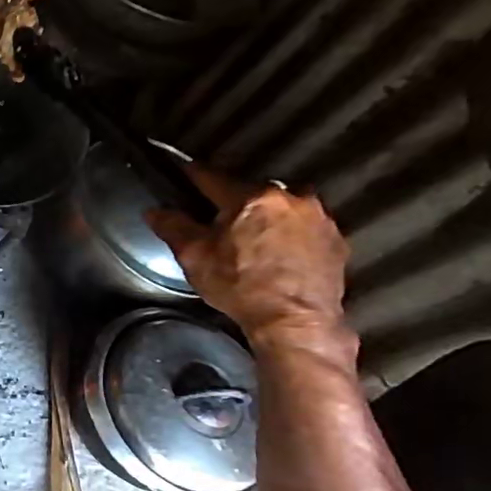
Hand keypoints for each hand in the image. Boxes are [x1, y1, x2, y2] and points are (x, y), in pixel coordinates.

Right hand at [146, 165, 352, 355]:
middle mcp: (289, 198)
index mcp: (250, 198)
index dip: (194, 175)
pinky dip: (289, 235)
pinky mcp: (335, 239)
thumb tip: (155, 211)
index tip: (184, 170)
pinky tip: (277, 254)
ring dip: (265, 217)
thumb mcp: (195, 258)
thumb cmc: (240, 287)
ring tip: (251, 239)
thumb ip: (174, 228)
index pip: (214, 179)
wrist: (295, 320)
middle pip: (252, 193)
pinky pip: (304, 228)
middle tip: (219, 220)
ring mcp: (317, 217)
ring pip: (282, 208)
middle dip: (235, 203)